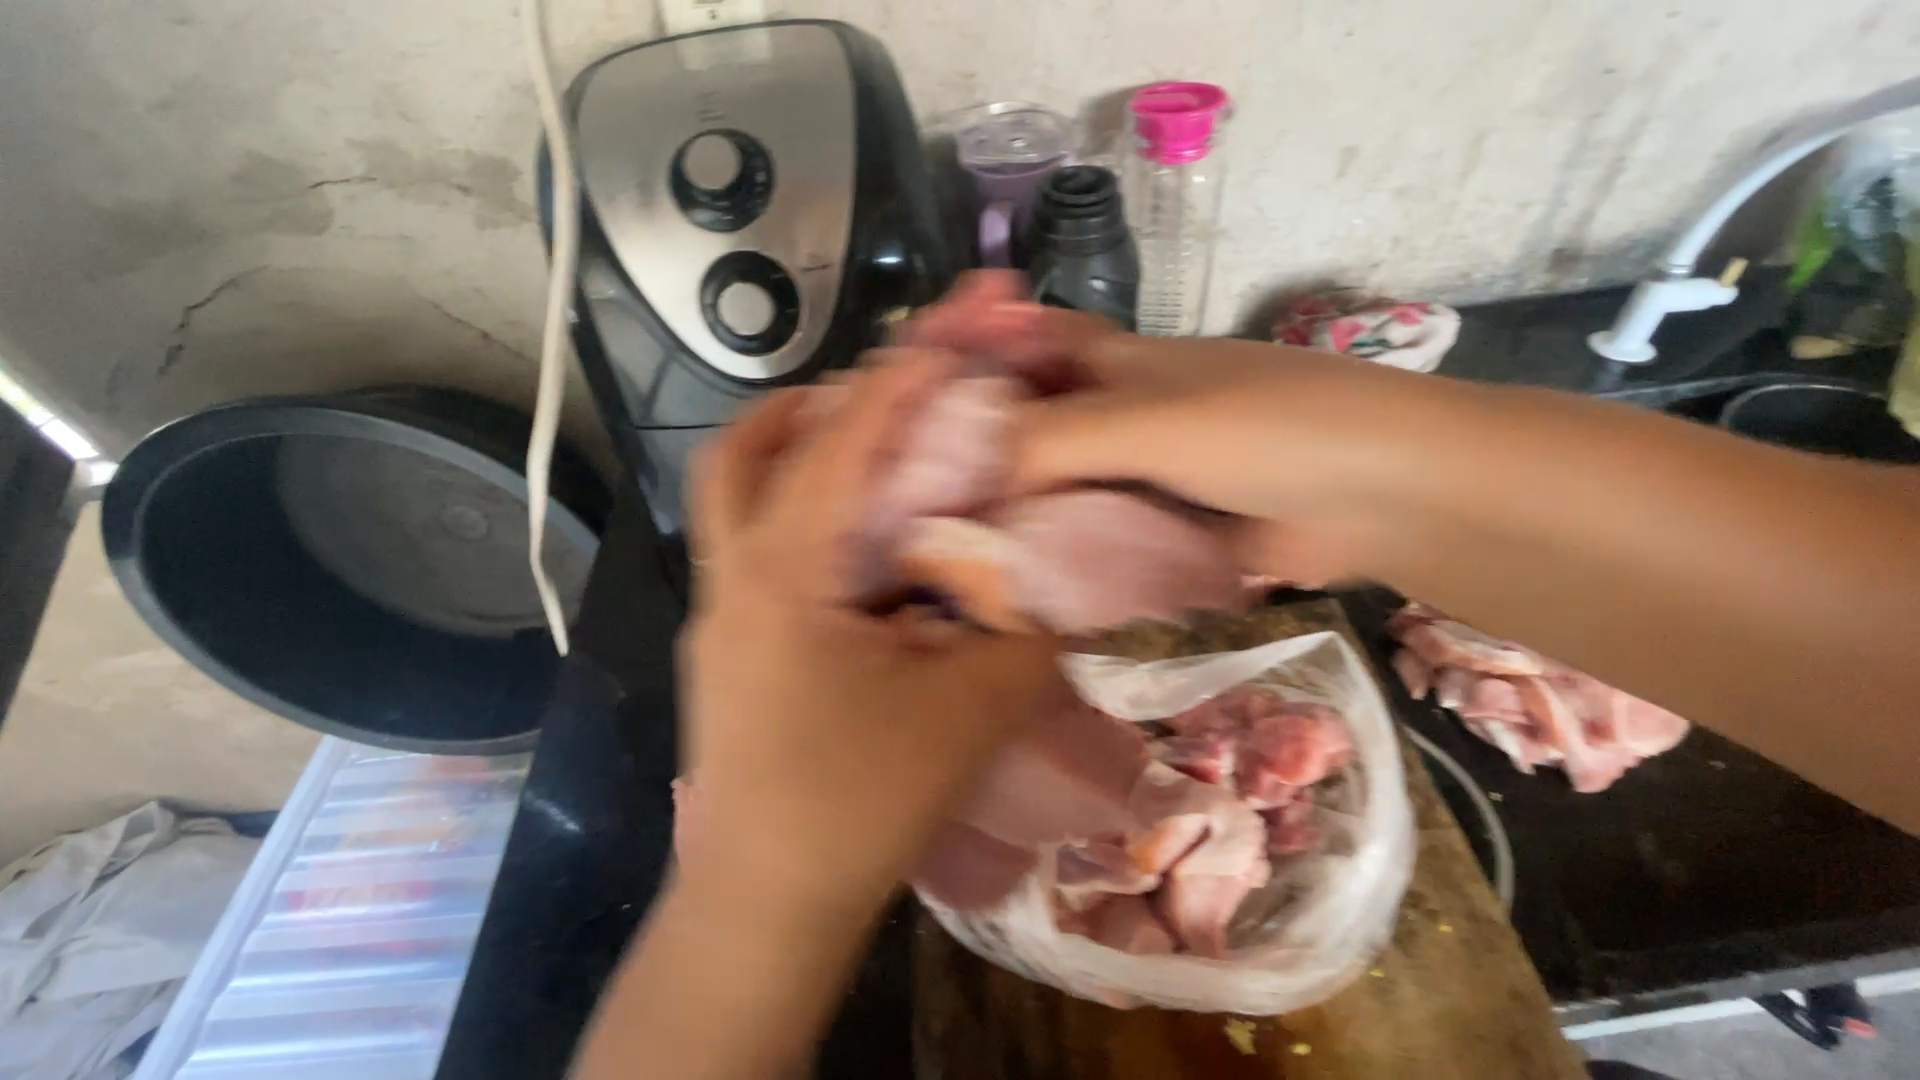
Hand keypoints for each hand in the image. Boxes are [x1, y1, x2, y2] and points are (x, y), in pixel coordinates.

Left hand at [679, 351, 1070, 913]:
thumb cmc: (860, 801)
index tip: (945, 335)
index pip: (842, 445)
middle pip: (743, 454)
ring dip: (797, 464)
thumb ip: (1025, 626)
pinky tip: (864, 562)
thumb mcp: (971, 707)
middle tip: (882, 397)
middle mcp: (735, 579)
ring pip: (738, 505)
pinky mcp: (727, 657)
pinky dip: (805, 527)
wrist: (766, 906)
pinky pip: (756, 558)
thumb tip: (1057, 574)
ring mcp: (719, 620)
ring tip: (874, 465)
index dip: (899, 381)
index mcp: (785, 572)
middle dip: (811, 406)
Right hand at [900, 271, 1456, 585]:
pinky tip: (1018, 595)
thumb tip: (961, 485)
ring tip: (949, 567)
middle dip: (978, 467)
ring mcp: (1140, 478)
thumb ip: (1047, 444)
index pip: (1016, 355)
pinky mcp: (1163, 535)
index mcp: (1108, 365)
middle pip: (1028, 436)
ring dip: (1018, 525)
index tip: (904, 419)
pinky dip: (1064, 566)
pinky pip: (1096, 547)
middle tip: (912, 516)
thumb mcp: (1143, 420)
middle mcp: (1115, 416)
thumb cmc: (1262, 428)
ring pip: (1059, 496)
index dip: (963, 375)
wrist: (1382, 496)